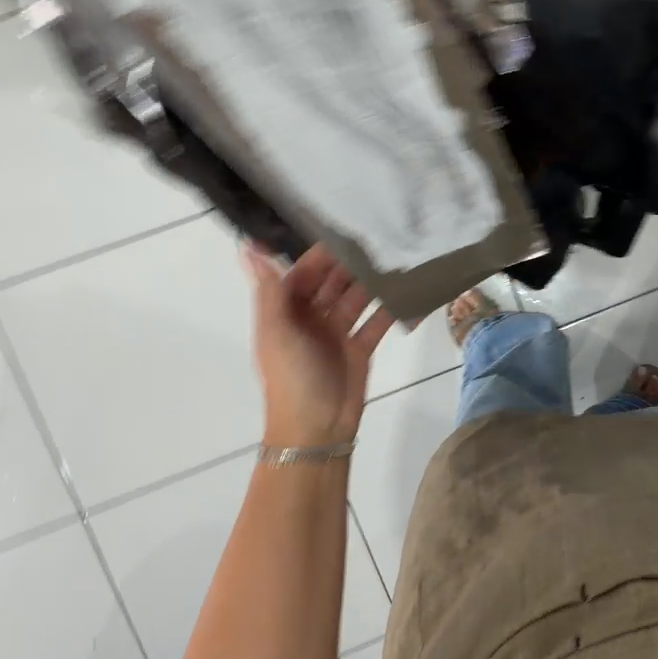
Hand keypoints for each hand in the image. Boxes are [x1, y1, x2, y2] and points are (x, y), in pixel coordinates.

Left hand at [245, 244, 395, 449]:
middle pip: (331, 283)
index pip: (301, 273)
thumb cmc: (291, 379)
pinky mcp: (360, 347)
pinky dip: (391, 309)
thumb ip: (270, 290)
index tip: (343, 229)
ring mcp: (337, 332)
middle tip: (379, 237)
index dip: (319, 255)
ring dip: (371, 282)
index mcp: (285, 312)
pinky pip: (377, 321)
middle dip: (350, 264)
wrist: (316, 429)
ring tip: (397, 258)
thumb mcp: (277, 332)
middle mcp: (310, 318)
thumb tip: (248, 245)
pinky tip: (409, 290)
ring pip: (356, 297)